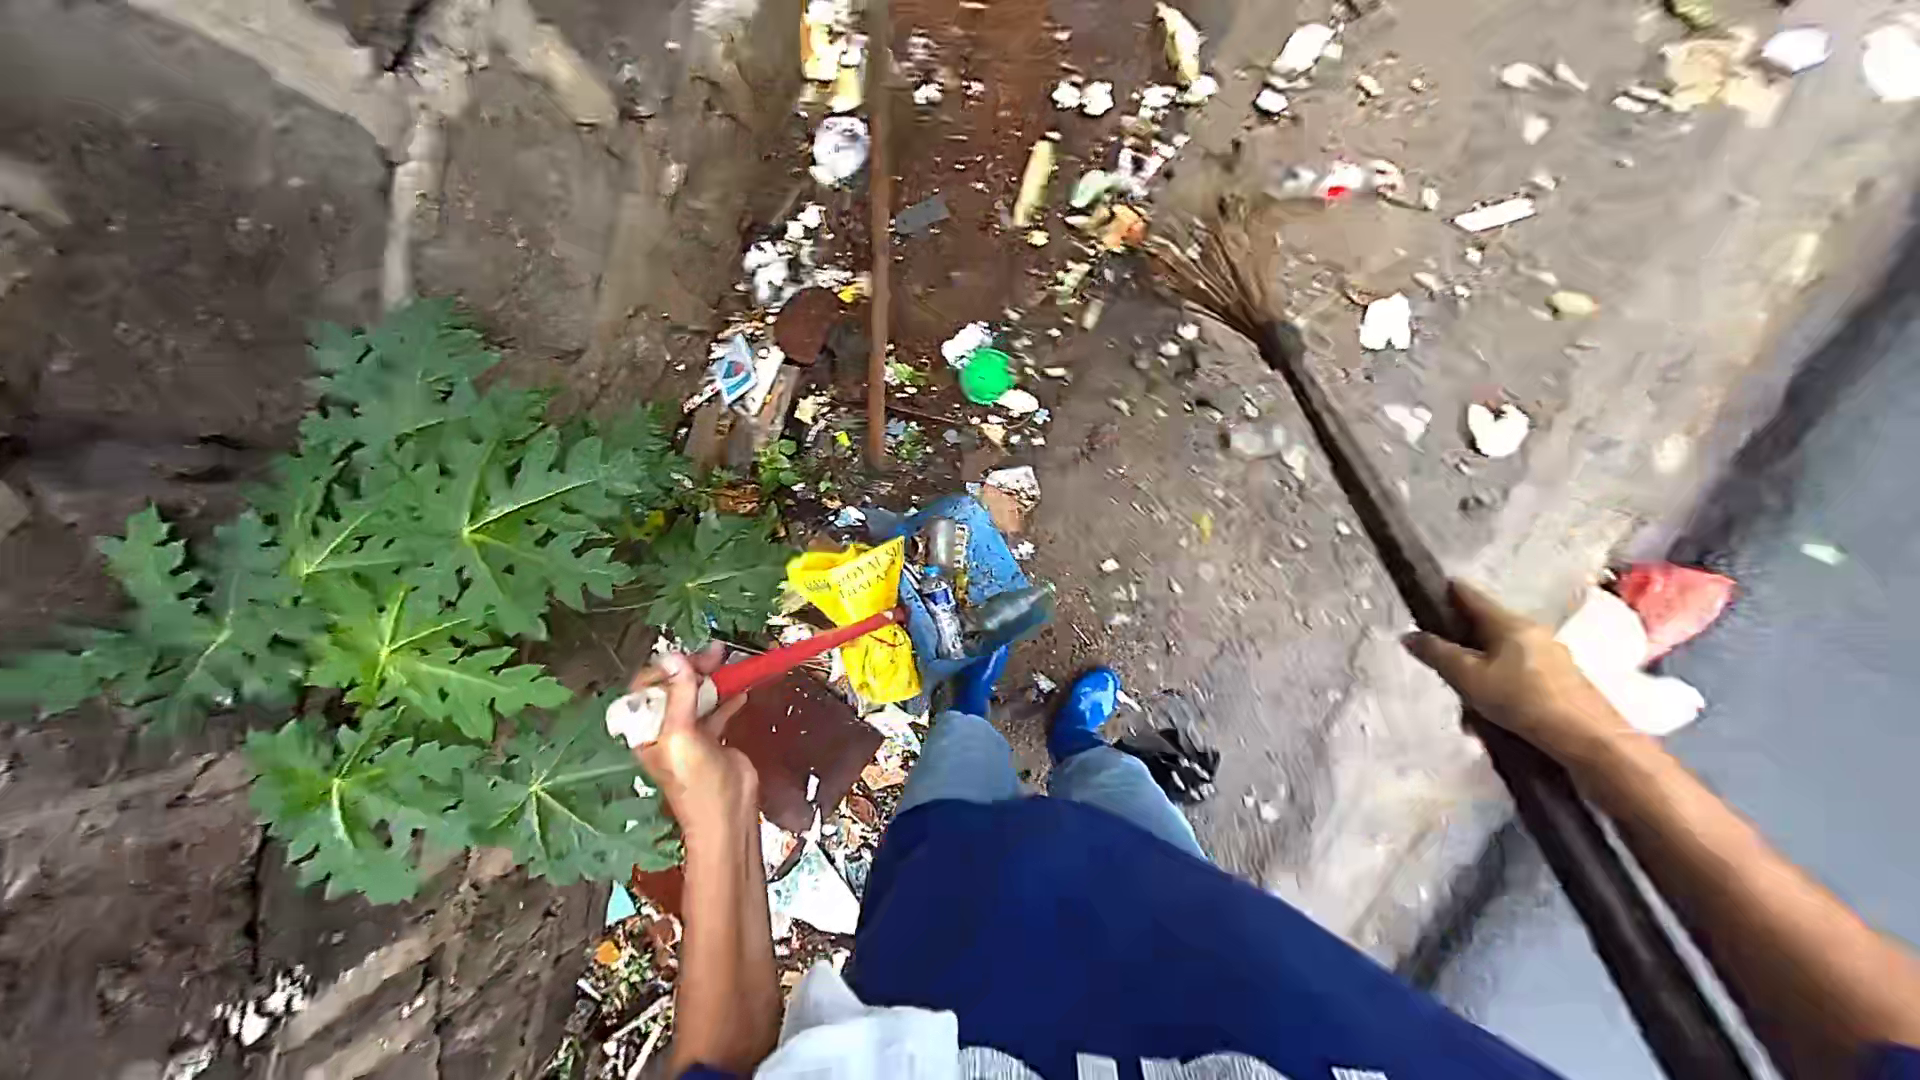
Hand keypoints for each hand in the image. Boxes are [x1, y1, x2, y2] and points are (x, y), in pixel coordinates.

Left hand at [629, 646, 756, 841]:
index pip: (647, 688)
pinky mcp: (714, 738)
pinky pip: (719, 709)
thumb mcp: (682, 736)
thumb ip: (681, 695)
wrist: (727, 813)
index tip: (689, 656)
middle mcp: (665, 728)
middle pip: (675, 687)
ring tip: (729, 662)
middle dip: (693, 668)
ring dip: (713, 678)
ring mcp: (690, 733)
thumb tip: (675, 657)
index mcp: (647, 729)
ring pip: (698, 695)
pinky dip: (729, 696)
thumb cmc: (697, 782)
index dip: (666, 669)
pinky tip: (741, 687)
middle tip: (716, 654)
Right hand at [1403, 580, 1635, 768]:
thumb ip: (1435, 653)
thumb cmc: (1523, 700)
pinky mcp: (1561, 680)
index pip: (1467, 593)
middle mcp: (1531, 632)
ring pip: (1497, 654)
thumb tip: (1410, 635)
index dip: (1440, 592)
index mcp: (1509, 623)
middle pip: (1481, 627)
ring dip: (1476, 674)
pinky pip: (1516, 674)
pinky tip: (1490, 716)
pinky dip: (1497, 688)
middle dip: (1456, 646)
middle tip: (1439, 667)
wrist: (1591, 742)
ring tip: (1465, 705)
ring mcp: (1550, 655)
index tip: (1418, 599)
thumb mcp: (1467, 677)